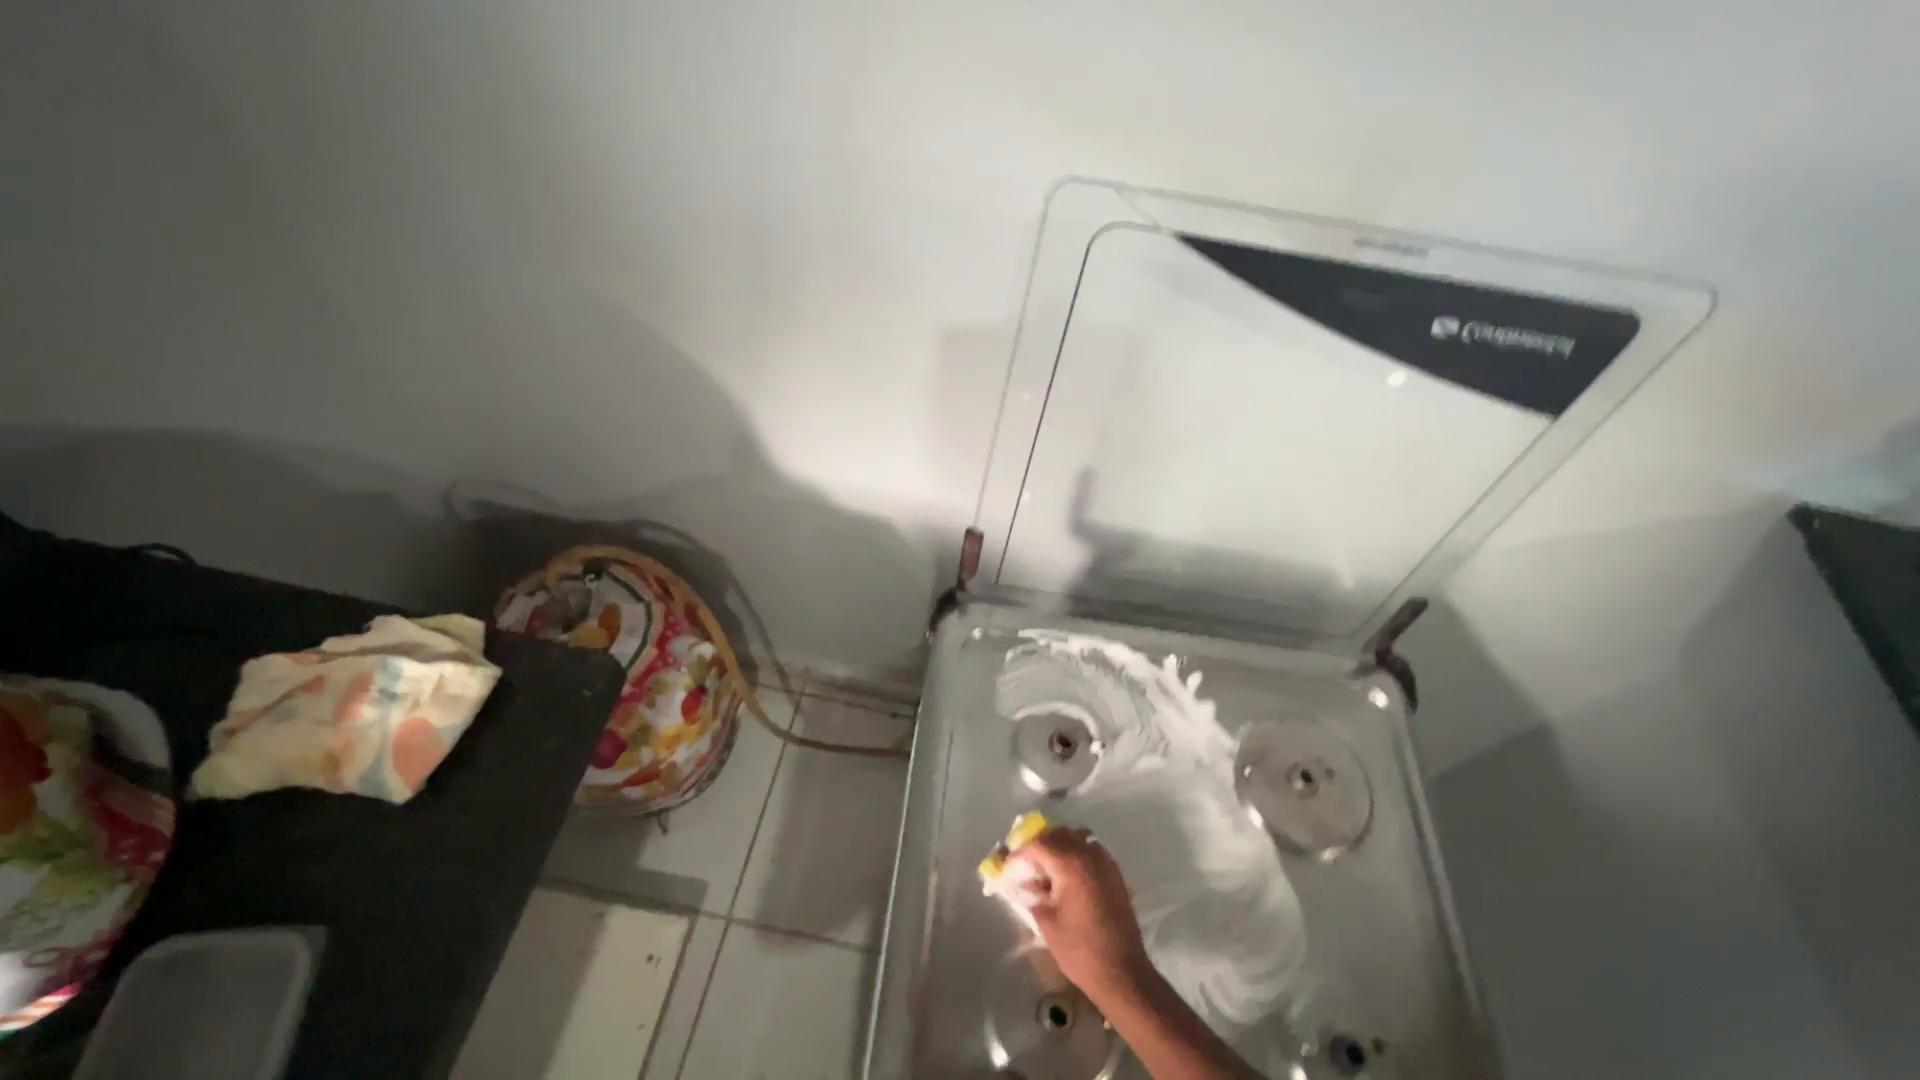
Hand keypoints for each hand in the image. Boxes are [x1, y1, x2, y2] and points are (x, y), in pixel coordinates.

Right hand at [1007, 826, 1152, 1002]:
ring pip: (1078, 839)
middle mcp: (1091, 856)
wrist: (1122, 972)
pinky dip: (1076, 855)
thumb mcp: (1047, 923)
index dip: (1020, 853)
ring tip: (1045, 869)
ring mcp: (1107, 864)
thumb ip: (1033, 896)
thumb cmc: (1080, 950)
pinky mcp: (1116, 876)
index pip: (1039, 844)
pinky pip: (1092, 852)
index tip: (1008, 867)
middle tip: (1025, 865)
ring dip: (1059, 847)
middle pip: (1059, 835)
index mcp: (1071, 864)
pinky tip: (1067, 878)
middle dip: (1039, 845)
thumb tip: (1025, 885)